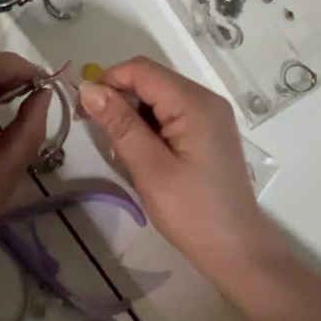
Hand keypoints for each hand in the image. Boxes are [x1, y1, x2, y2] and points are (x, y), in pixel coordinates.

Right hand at [78, 57, 280, 278]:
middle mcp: (205, 100)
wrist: (236, 250)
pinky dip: (149, 126)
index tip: (84, 111)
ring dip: (132, 115)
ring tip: (122, 151)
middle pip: (150, 80)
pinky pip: (170, 114)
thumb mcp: (149, 168)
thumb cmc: (192, 212)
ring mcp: (210, 116)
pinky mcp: (208, 132)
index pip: (141, 70)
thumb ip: (119, 124)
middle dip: (119, 99)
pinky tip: (142, 154)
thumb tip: (89, 88)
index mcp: (194, 103)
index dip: (107, 81)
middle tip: (100, 135)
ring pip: (157, 97)